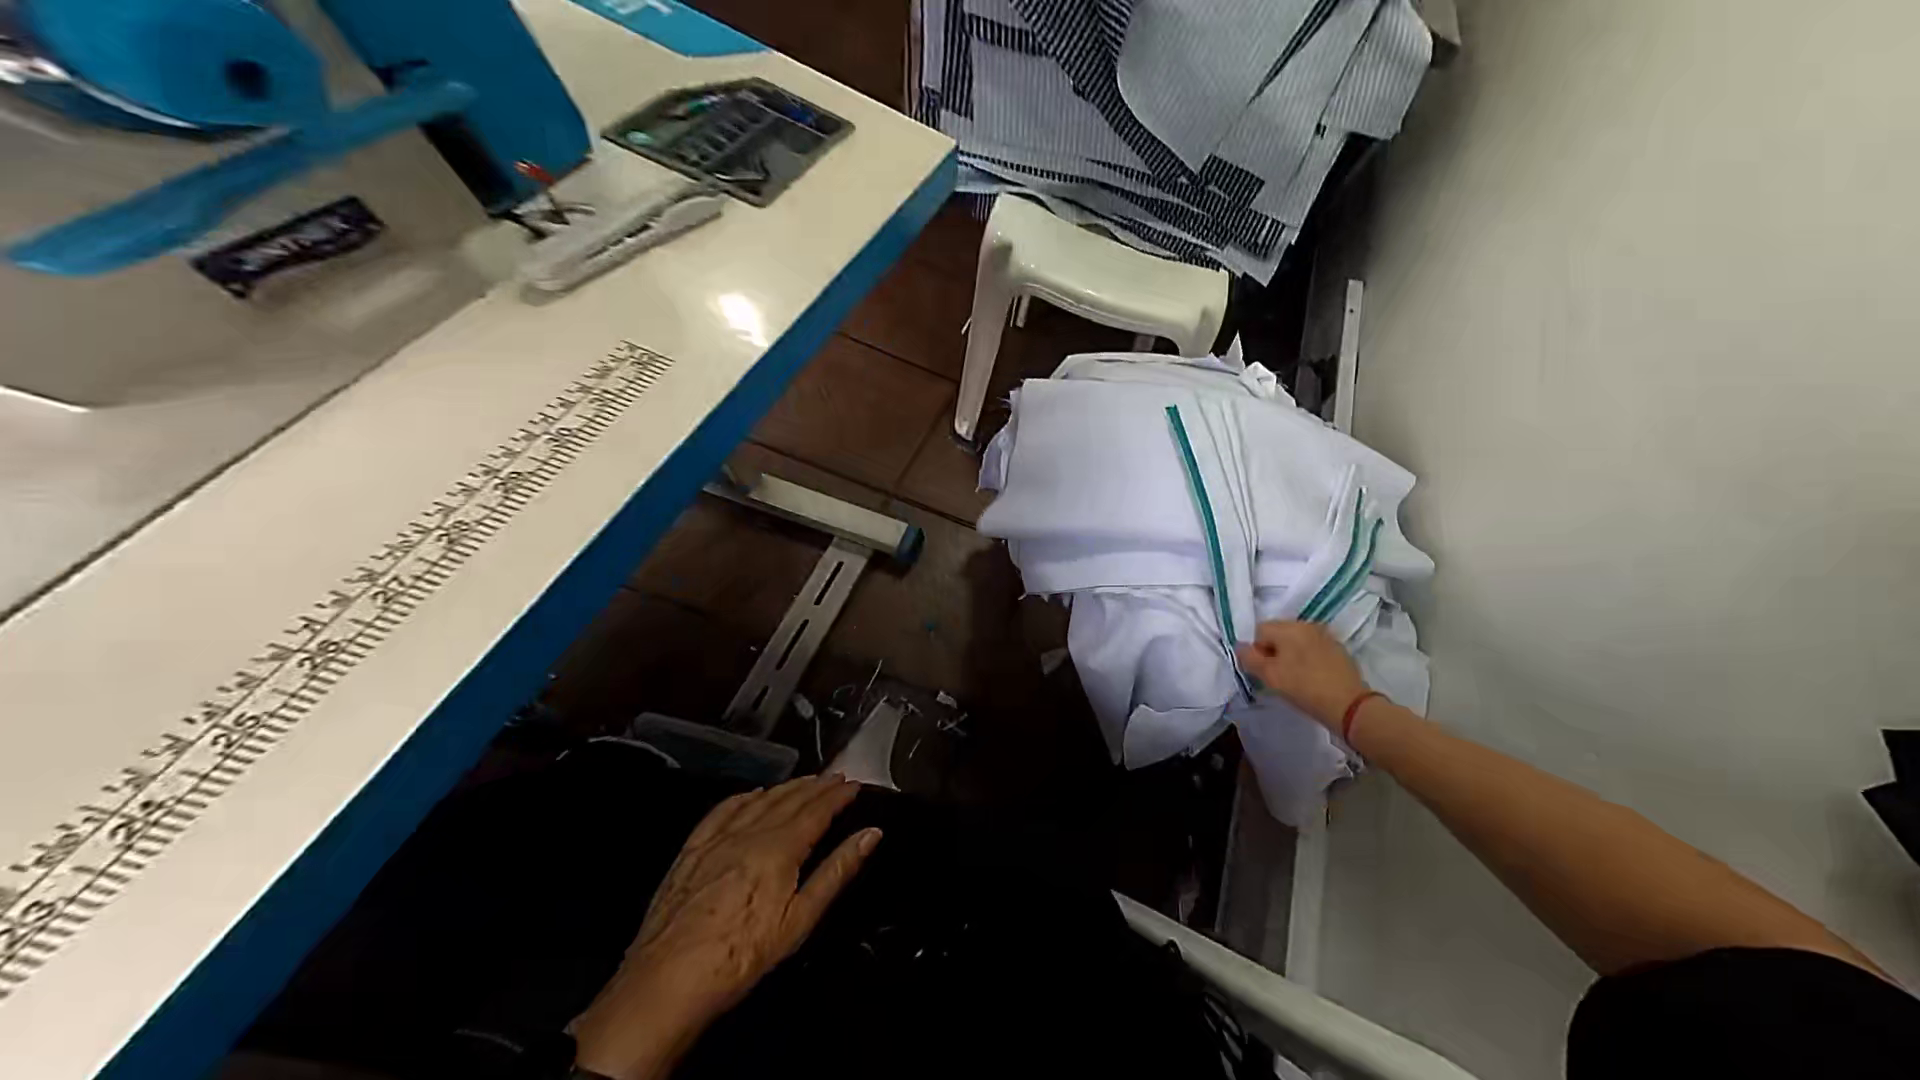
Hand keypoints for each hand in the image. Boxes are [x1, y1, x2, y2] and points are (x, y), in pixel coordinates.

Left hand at [571, 774, 880, 1079]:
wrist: (668, 979)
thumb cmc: (742, 954)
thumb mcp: (800, 919)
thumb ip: (837, 871)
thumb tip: (871, 834)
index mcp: (780, 847)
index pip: (817, 810)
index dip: (838, 795)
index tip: (854, 784)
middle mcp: (750, 831)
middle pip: (790, 799)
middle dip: (816, 786)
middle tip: (835, 777)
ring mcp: (717, 837)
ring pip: (759, 800)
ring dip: (786, 787)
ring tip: (804, 781)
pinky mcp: (691, 850)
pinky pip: (722, 810)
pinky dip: (743, 797)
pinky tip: (751, 794)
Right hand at [1237, 620, 1370, 730]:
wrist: (1349, 705)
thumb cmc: (1304, 687)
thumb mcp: (1269, 675)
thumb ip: (1249, 657)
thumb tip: (1241, 647)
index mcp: (1288, 627)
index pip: (1259, 631)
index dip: (1256, 650)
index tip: (1263, 671)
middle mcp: (1306, 625)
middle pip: (1277, 633)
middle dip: (1272, 651)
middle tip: (1276, 675)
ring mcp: (1325, 636)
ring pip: (1295, 641)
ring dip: (1289, 654)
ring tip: (1293, 677)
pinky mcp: (1338, 649)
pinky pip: (1312, 648)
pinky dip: (1306, 659)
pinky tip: (1310, 676)